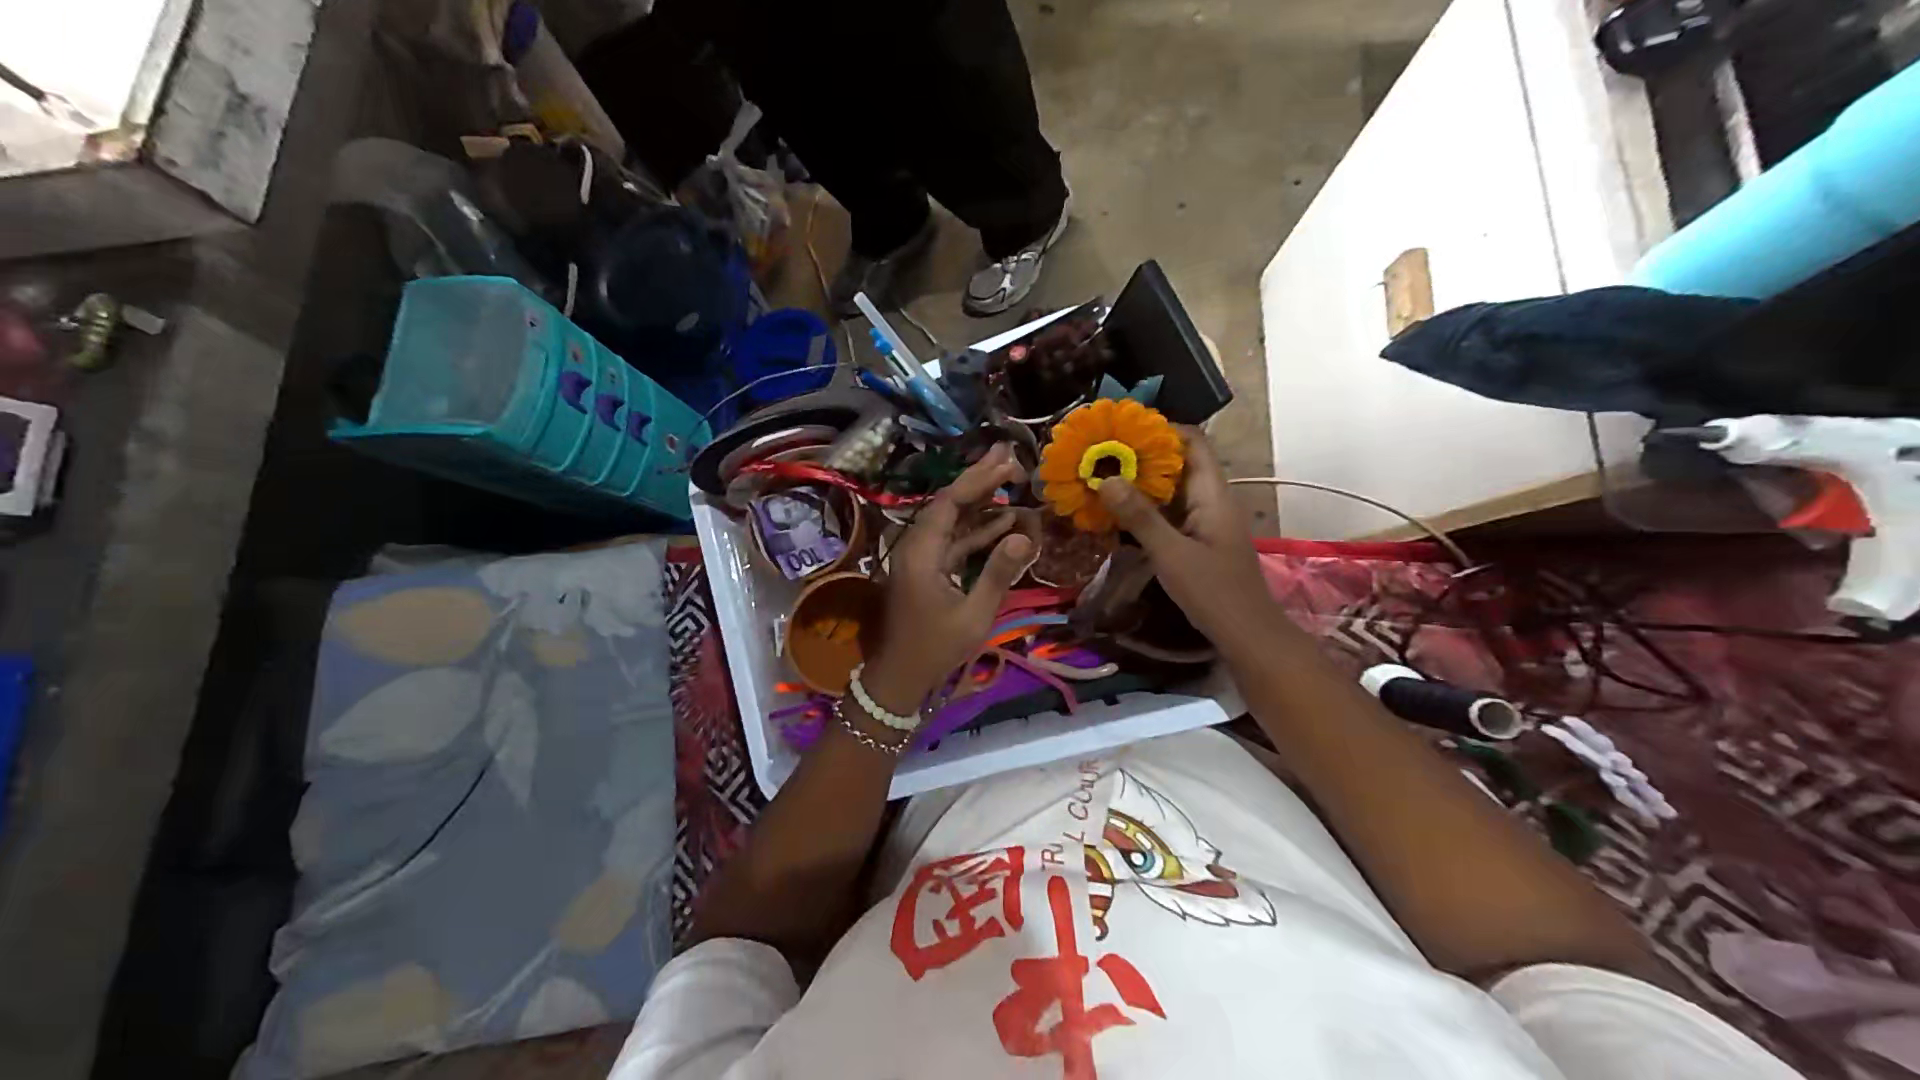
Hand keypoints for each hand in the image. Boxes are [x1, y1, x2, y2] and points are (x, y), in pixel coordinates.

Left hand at [865, 443, 1037, 710]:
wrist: (900, 676)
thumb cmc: (935, 648)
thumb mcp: (973, 615)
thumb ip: (997, 574)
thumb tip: (1022, 535)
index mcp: (921, 552)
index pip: (949, 503)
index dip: (978, 481)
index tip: (1005, 463)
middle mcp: (917, 546)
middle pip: (948, 504)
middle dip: (978, 480)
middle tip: (1006, 455)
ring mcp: (921, 558)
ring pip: (952, 520)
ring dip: (979, 501)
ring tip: (1008, 477)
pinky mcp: (928, 570)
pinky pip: (953, 541)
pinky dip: (976, 530)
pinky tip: (1003, 520)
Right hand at [1095, 430, 1288, 660]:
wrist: (1246, 634)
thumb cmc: (1213, 591)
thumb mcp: (1171, 553)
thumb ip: (1139, 516)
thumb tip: (1106, 478)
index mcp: (1213, 494)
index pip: (1193, 442)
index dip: (1161, 430)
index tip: (1121, 430)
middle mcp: (1210, 500)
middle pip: (1178, 463)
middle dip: (1141, 456)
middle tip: (1100, 454)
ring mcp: (1204, 521)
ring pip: (1171, 490)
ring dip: (1140, 483)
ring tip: (1101, 477)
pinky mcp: (1195, 541)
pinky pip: (1169, 513)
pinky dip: (1145, 508)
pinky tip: (1116, 512)